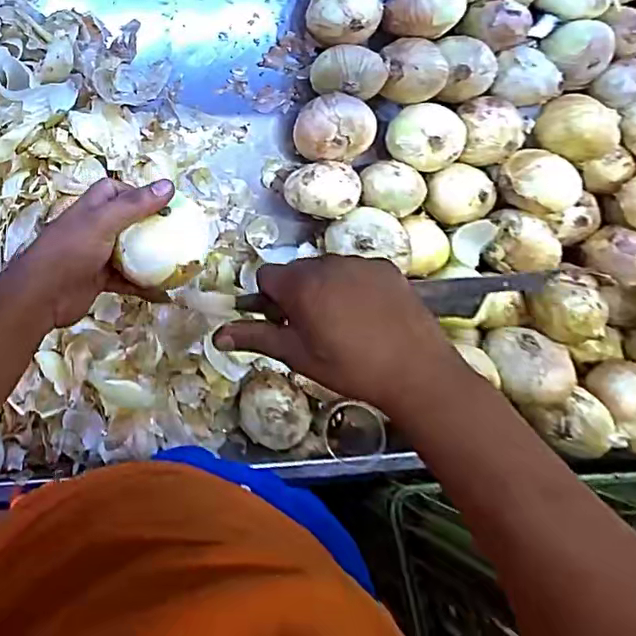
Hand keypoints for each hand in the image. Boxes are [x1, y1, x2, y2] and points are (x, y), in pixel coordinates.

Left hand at [2, 178, 174, 329]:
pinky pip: (127, 279)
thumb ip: (135, 204)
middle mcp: (94, 226)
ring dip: (150, 257)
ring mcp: (96, 254)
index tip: (164, 205)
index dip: (138, 193)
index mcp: (92, 206)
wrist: (40, 296)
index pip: (116, 190)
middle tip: (177, 234)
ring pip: (129, 251)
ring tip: (177, 263)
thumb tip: (169, 185)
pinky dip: (143, 285)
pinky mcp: (99, 278)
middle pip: (127, 221)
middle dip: (149, 226)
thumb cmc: (70, 250)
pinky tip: (164, 293)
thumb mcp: (103, 221)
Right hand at [216, 256, 449, 406]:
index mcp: (299, 284)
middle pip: (297, 272)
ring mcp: (357, 262)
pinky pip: (357, 270)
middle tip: (316, 328)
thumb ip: (256, 338)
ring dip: (327, 288)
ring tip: (348, 324)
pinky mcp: (385, 267)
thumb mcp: (298, 356)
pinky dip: (356, 286)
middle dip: (299, 294)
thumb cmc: (350, 368)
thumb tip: (217, 336)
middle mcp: (325, 263)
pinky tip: (371, 315)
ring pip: (327, 269)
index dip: (271, 300)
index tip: (287, 324)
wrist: (418, 373)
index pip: (267, 276)